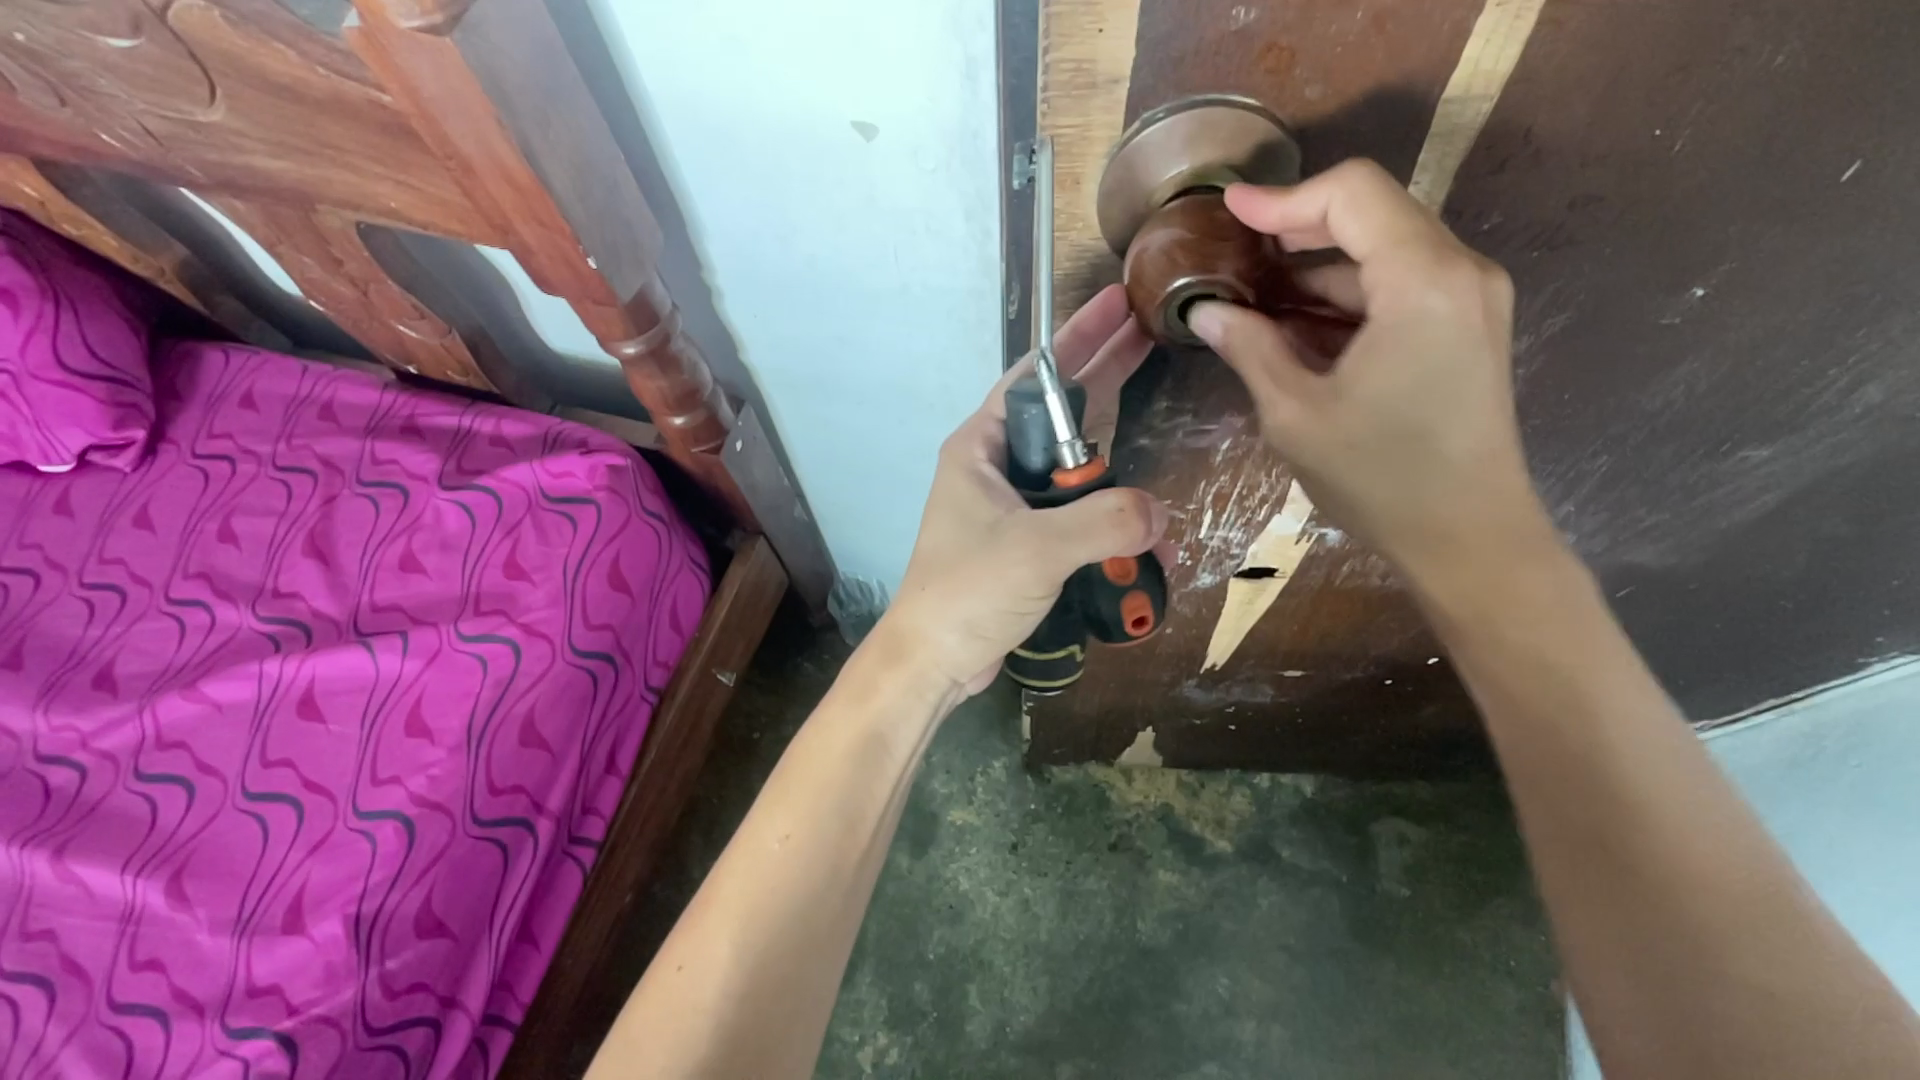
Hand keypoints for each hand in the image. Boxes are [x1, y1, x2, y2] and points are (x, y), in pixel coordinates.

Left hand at [877, 284, 1167, 697]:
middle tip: (1154, 335)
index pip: (1035, 379)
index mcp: (981, 448)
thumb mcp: (1036, 549)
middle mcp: (997, 468)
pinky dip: (1114, 526)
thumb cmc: (967, 591)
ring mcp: (1014, 507)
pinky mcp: (1029, 544)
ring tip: (1164, 438)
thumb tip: (1160, 514)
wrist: (935, 659)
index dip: (1078, 340)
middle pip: (1063, 414)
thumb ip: (1102, 522)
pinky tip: (1154, 544)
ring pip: (1078, 473)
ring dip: (1120, 472)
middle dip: (1109, 377)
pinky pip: (1080, 520)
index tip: (1120, 305)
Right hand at [1186, 159, 1556, 588]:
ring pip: (1384, 250)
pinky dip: (1347, 296)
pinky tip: (1298, 326)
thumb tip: (1206, 311)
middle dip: (1298, 229)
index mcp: (1423, 282)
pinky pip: (1400, 286)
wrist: (1470, 537)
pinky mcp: (1466, 326)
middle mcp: (1460, 272)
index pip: (1353, 194)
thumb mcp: (1297, 414)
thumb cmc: (1381, 479)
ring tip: (1255, 296)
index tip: (1229, 213)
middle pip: (1373, 213)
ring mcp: (1470, 298)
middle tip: (1237, 255)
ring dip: (1319, 268)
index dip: (1283, 198)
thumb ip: (1251, 349)